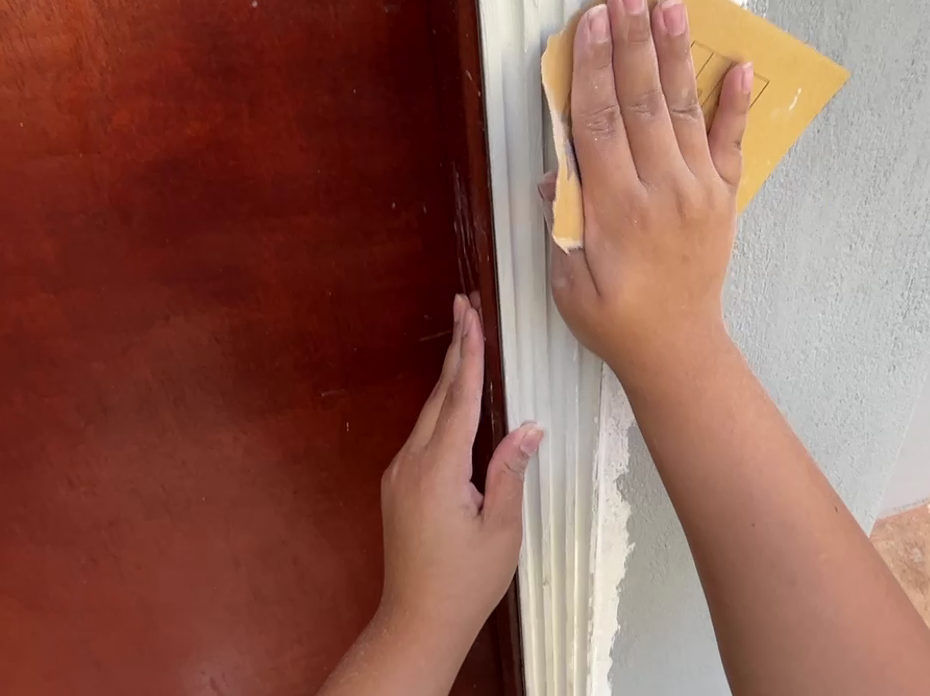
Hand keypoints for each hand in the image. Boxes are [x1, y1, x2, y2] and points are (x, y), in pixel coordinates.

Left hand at [376, 295, 542, 648]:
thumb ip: (510, 471)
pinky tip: (456, 394)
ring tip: (466, 337)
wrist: (415, 624)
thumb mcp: (501, 530)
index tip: (471, 314)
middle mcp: (411, 463)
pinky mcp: (399, 483)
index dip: (468, 352)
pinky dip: (443, 405)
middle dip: (456, 347)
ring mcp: (399, 472)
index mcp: (438, 470)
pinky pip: (424, 433)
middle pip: (439, 395)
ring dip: (450, 374)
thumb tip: (530, 427)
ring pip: (429, 412)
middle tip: (466, 305)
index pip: (458, 398)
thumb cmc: (465, 583)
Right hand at [546, 0, 751, 387]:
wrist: (678, 349)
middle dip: (632, 40)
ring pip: (683, 110)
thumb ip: (560, 220)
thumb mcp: (567, 280)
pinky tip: (738, 65)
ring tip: (672, 4)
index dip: (593, 68)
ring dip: (674, 55)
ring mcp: (700, 190)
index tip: (590, 20)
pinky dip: (736, 104)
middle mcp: (662, 190)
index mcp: (616, 210)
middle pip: (642, 102)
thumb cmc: (613, 317)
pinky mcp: (724, 197)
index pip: (599, 123)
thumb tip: (553, 168)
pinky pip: (730, 144)